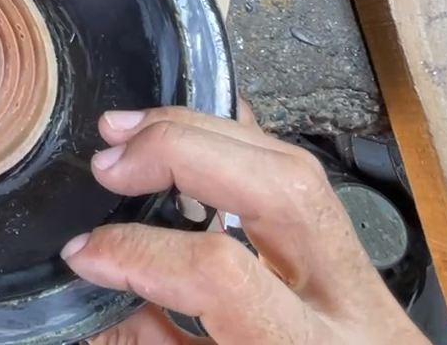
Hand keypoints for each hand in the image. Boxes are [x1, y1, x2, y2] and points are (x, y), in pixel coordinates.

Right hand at [64, 107, 427, 344]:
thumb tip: (83, 316)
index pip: (224, 274)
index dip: (139, 252)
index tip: (80, 253)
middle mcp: (362, 316)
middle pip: (281, 188)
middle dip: (178, 152)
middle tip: (107, 162)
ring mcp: (365, 281)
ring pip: (290, 164)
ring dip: (192, 129)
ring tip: (120, 131)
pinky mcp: (350, 260)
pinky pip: (287, 172)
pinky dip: (221, 139)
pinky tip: (172, 131)